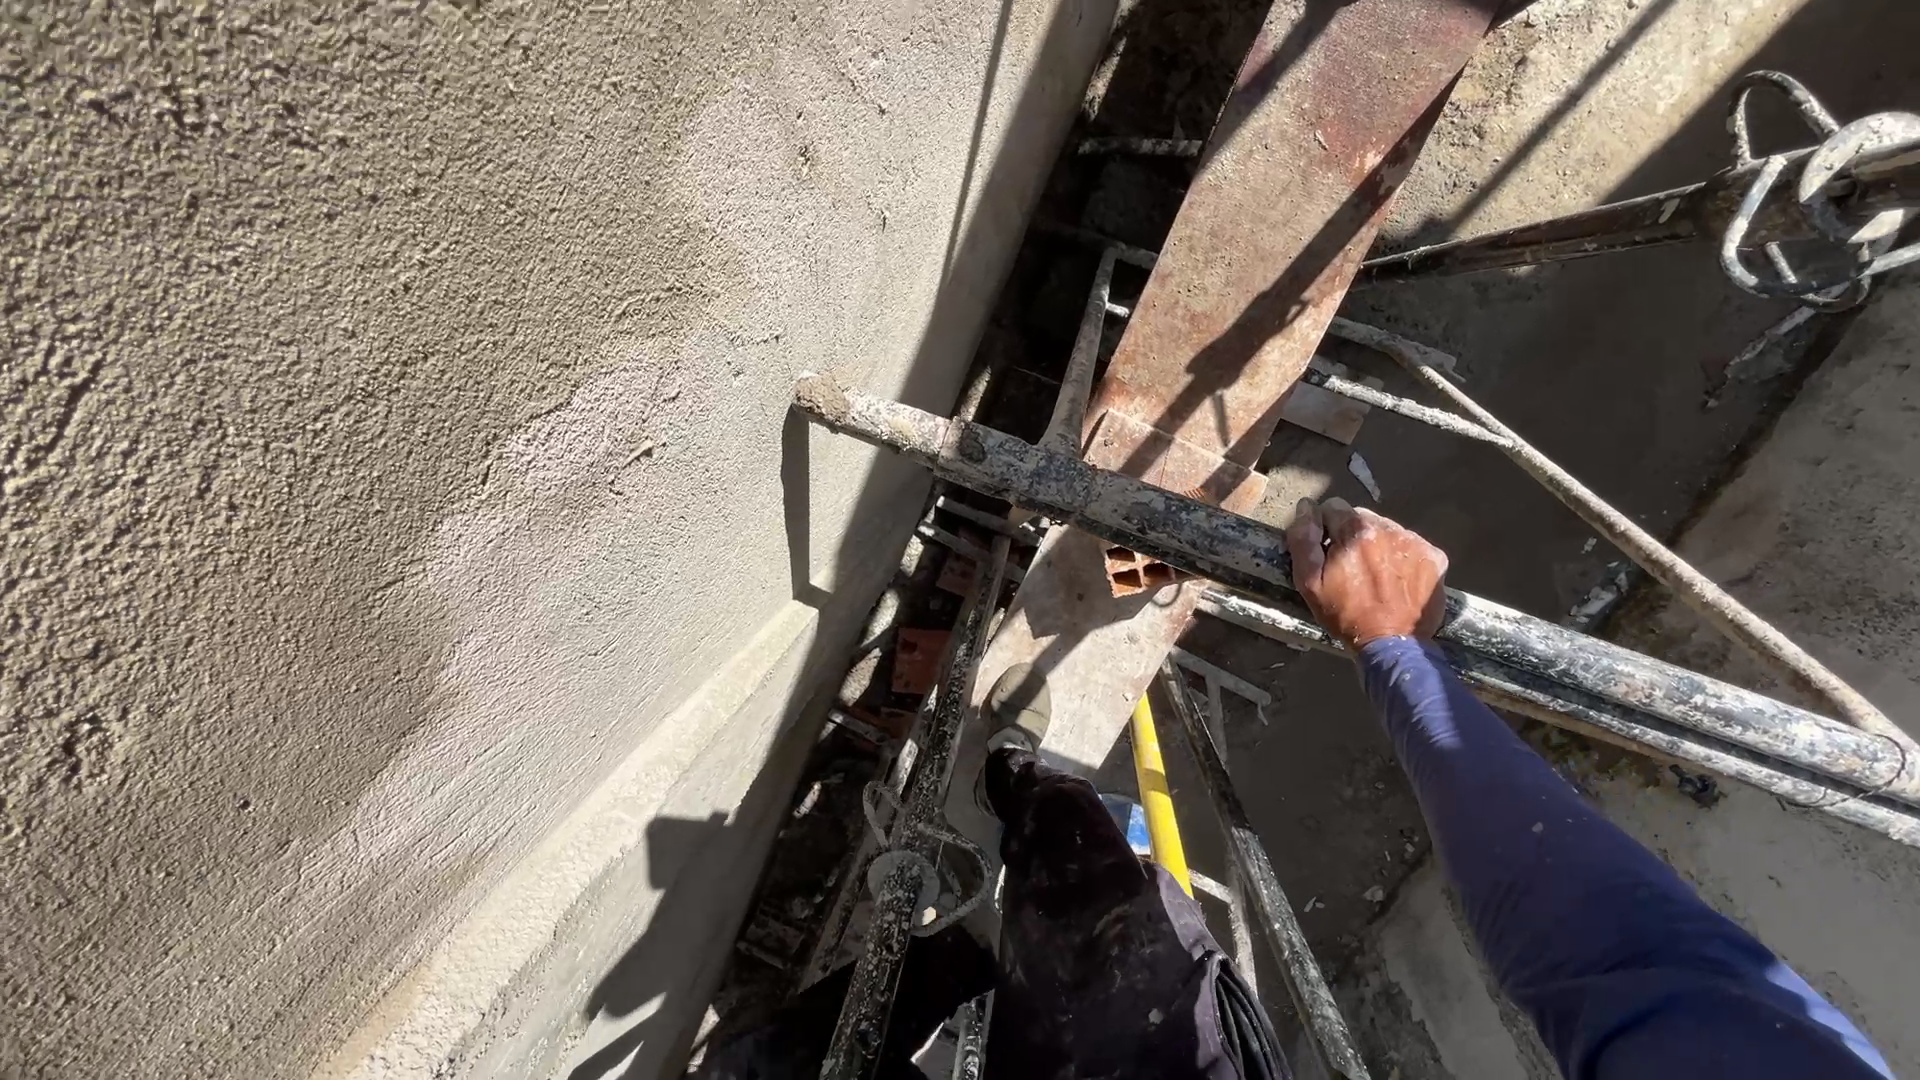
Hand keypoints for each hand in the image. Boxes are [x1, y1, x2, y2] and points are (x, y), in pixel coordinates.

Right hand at [1285, 497, 1448, 649]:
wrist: (1392, 644)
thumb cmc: (1344, 613)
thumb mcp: (1308, 581)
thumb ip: (1302, 538)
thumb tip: (1306, 506)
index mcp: (1355, 529)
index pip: (1332, 507)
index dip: (1324, 529)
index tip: (1325, 553)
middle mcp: (1389, 527)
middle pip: (1360, 517)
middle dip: (1350, 534)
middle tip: (1348, 565)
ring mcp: (1415, 541)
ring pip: (1385, 529)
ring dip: (1375, 543)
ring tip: (1372, 574)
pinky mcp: (1434, 557)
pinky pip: (1409, 544)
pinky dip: (1399, 556)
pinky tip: (1394, 578)